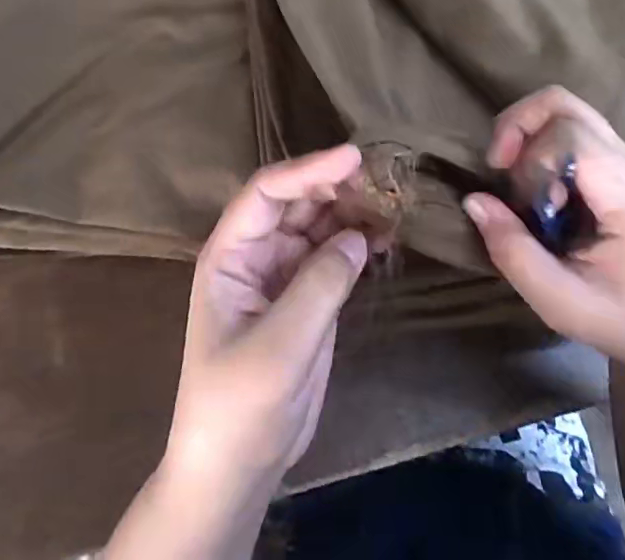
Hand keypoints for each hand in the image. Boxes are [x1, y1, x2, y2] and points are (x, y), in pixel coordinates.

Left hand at [163, 144, 371, 495]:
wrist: (237, 467)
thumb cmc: (239, 405)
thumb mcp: (278, 346)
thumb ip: (319, 285)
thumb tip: (358, 236)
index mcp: (231, 254)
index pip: (267, 192)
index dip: (309, 169)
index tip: (354, 156)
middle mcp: (257, 254)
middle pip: (297, 201)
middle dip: (337, 185)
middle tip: (384, 178)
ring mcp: (284, 274)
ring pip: (321, 224)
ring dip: (353, 210)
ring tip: (393, 202)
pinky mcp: (309, 296)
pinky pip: (336, 254)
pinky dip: (360, 241)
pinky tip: (387, 236)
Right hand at [464, 86, 624, 371]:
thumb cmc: (618, 320)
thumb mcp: (559, 302)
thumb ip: (514, 252)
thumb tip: (473, 200)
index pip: (572, 136)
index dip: (531, 157)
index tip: (517, 200)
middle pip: (565, 105)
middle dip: (519, 125)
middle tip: (499, 167)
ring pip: (567, 109)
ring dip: (528, 133)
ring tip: (516, 178)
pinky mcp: (615, 167)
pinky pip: (571, 130)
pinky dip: (540, 145)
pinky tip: (537, 188)